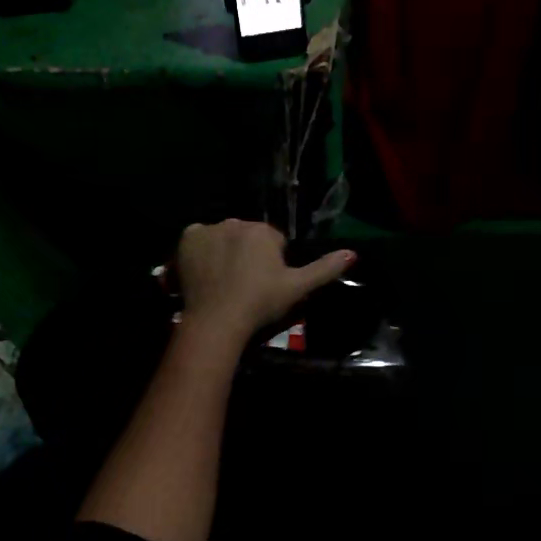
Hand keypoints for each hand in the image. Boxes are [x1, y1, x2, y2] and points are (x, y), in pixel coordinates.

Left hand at [176, 220, 353, 341]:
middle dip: (247, 255)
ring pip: (222, 237)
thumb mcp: (297, 288)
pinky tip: (205, 273)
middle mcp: (236, 222)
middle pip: (246, 237)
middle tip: (243, 286)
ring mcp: (209, 228)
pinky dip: (201, 251)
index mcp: (264, 231)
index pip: (272, 242)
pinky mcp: (187, 238)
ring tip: (222, 283)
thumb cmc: (260, 303)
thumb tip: (353, 253)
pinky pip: (197, 239)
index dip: (270, 264)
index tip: (264, 286)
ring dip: (224, 252)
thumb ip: (324, 269)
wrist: (217, 319)